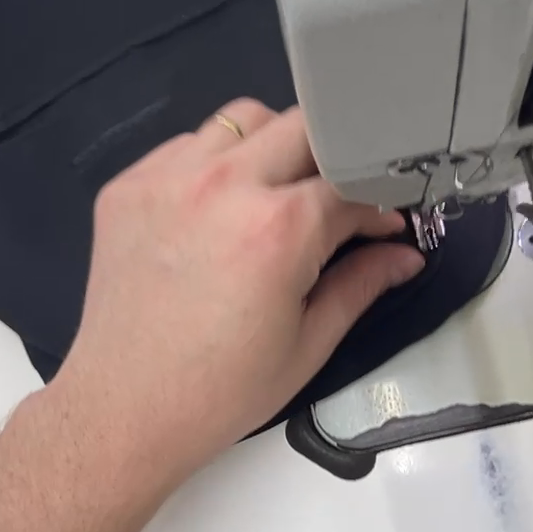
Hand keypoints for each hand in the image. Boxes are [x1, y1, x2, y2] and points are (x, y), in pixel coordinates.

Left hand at [47, 100, 423, 488]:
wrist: (126, 410)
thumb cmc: (224, 392)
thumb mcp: (308, 345)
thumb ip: (361, 286)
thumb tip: (406, 256)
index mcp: (279, 229)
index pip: (350, 184)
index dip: (379, 203)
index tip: (386, 225)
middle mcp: (223, 183)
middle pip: (303, 126)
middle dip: (333, 160)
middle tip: (334, 206)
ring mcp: (167, 177)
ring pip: (243, 121)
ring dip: (275, 149)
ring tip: (275, 200)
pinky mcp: (127, 186)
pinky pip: (188, 145)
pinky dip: (217, 163)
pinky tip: (219, 211)